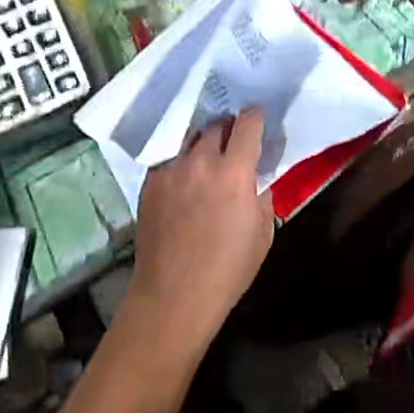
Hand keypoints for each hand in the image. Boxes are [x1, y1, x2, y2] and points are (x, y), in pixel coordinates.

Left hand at [125, 110, 274, 347]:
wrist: (175, 294)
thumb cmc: (229, 268)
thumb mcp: (263, 231)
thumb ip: (262, 194)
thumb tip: (256, 176)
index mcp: (234, 172)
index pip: (247, 124)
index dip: (256, 118)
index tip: (259, 122)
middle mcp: (200, 162)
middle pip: (216, 125)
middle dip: (229, 128)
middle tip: (235, 143)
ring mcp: (170, 170)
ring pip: (189, 138)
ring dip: (203, 142)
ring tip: (209, 157)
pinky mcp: (149, 183)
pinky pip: (169, 159)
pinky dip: (182, 161)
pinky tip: (186, 179)